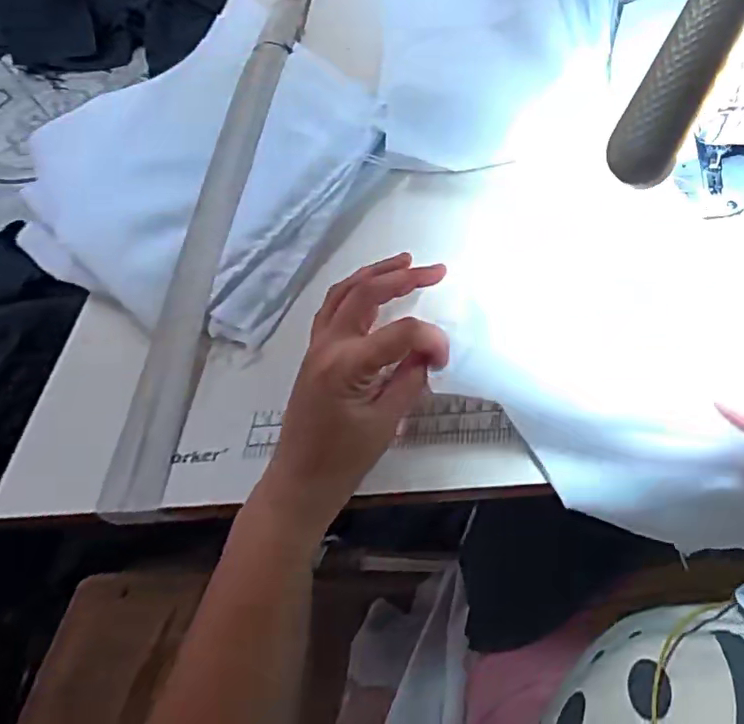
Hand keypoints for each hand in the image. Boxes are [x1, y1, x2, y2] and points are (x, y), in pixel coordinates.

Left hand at [261, 254, 448, 531]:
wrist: (299, 482)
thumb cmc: (343, 461)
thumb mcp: (387, 423)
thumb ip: (411, 377)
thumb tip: (430, 349)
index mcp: (346, 365)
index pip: (399, 332)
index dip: (430, 339)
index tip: (445, 358)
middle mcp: (328, 345)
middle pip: (366, 293)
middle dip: (403, 276)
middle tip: (436, 271)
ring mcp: (317, 345)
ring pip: (345, 292)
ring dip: (376, 273)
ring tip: (405, 262)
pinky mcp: (315, 351)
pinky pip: (333, 307)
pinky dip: (355, 289)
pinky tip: (371, 287)